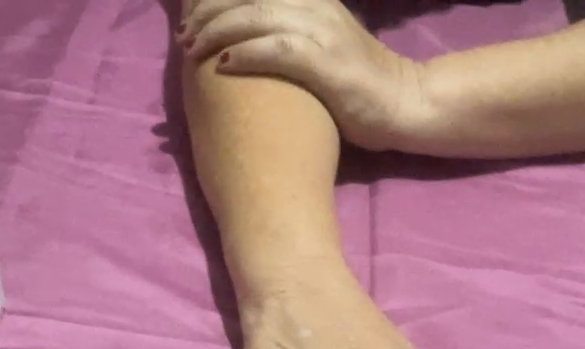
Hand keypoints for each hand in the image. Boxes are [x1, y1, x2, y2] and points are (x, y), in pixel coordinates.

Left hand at [180, 0, 430, 151]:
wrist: (400, 104)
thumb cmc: (354, 85)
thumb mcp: (319, 46)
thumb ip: (286, 35)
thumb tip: (244, 42)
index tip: (190, 13)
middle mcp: (313, 4)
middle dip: (208, 11)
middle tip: (184, 35)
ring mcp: (319, 31)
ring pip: (254, 17)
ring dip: (216, 31)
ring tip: (191, 49)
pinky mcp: (323, 62)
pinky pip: (274, 49)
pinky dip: (243, 55)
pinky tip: (221, 66)